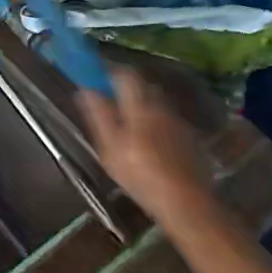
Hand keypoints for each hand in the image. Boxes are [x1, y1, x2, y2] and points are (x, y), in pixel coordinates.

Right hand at [78, 68, 214, 221]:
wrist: (185, 201)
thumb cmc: (140, 176)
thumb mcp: (110, 150)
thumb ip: (98, 117)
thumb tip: (84, 91)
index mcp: (139, 107)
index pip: (124, 75)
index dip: (109, 71)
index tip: (94, 76)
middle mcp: (161, 107)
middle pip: (142, 86)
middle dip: (124, 89)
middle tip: (107, 102)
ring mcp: (177, 121)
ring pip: (155, 103)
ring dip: (139, 106)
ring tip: (125, 127)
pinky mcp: (187, 136)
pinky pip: (165, 119)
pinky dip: (153, 122)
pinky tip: (147, 144)